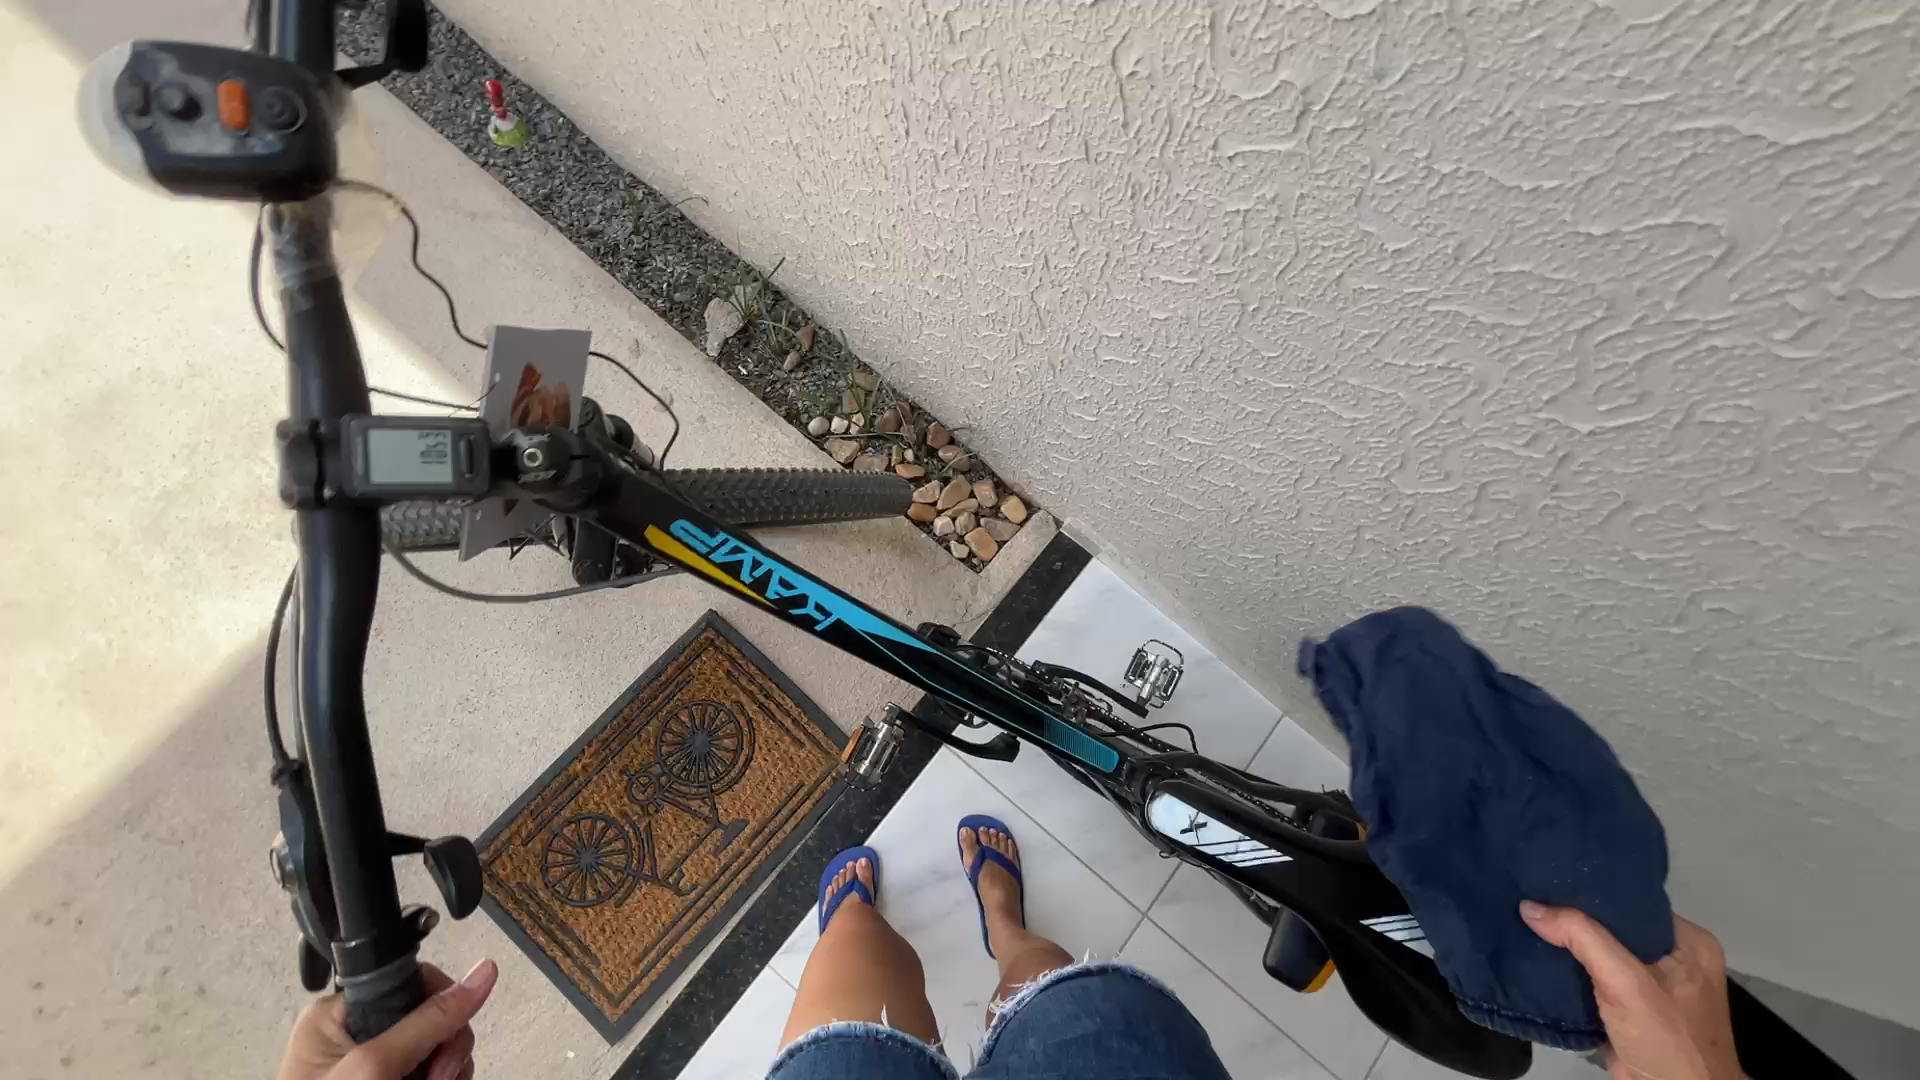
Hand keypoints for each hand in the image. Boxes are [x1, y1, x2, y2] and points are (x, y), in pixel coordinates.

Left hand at [276, 959, 497, 1079]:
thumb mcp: (374, 1068)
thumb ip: (430, 1019)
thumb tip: (487, 968)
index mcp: (339, 1015)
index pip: (415, 982)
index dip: (444, 1003)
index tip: (446, 1038)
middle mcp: (356, 1034)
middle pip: (434, 1017)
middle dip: (447, 1049)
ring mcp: (373, 1066)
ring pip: (440, 1047)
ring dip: (449, 1071)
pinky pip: (434, 1072)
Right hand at [1521, 902, 1739, 1079]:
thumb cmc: (1667, 1041)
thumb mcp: (1626, 982)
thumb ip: (1580, 937)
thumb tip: (1528, 906)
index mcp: (1688, 943)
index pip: (1628, 900)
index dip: (1587, 888)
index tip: (1544, 873)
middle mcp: (1672, 957)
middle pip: (1610, 923)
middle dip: (1570, 914)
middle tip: (1526, 891)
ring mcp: (1649, 982)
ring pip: (1597, 947)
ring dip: (1564, 940)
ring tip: (1522, 913)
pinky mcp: (1627, 1004)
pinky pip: (1590, 970)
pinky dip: (1564, 963)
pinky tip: (1534, 948)